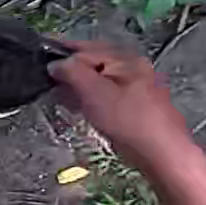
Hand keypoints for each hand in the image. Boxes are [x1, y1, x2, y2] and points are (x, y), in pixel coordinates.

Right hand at [48, 41, 198, 172]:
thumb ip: (70, 71)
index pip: (84, 48)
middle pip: (92, 63)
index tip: (41, 64)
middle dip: (70, 74)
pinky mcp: (138, 107)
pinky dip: (93, 100)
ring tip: (66, 101)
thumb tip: (55, 64)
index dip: (60, 55)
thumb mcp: (92, 91)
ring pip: (100, 81)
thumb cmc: (127, 120)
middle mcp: (134, 67)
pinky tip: (86, 112)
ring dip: (80, 89)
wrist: (164, 156)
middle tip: (52, 86)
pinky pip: (108, 96)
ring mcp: (139, 87)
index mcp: (125, 58)